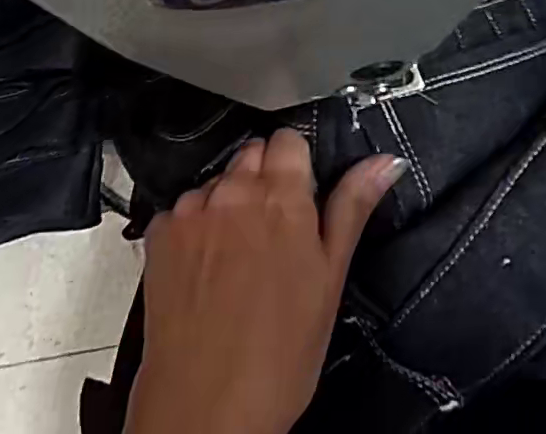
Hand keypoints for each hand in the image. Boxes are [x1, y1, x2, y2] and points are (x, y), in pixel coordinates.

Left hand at [125, 130, 406, 433]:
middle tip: (274, 229)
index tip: (300, 194)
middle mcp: (234, 190)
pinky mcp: (160, 232)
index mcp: (283, 196)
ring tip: (237, 255)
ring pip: (218, 179)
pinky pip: (183, 207)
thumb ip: (353, 206)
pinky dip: (195, 225)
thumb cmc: (281, 351)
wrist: (204, 411)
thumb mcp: (330, 277)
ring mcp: (192, 209)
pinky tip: (204, 267)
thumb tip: (385, 160)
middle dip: (265, 178)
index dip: (297, 163)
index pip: (288, 139)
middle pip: (253, 154)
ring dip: (228, 200)